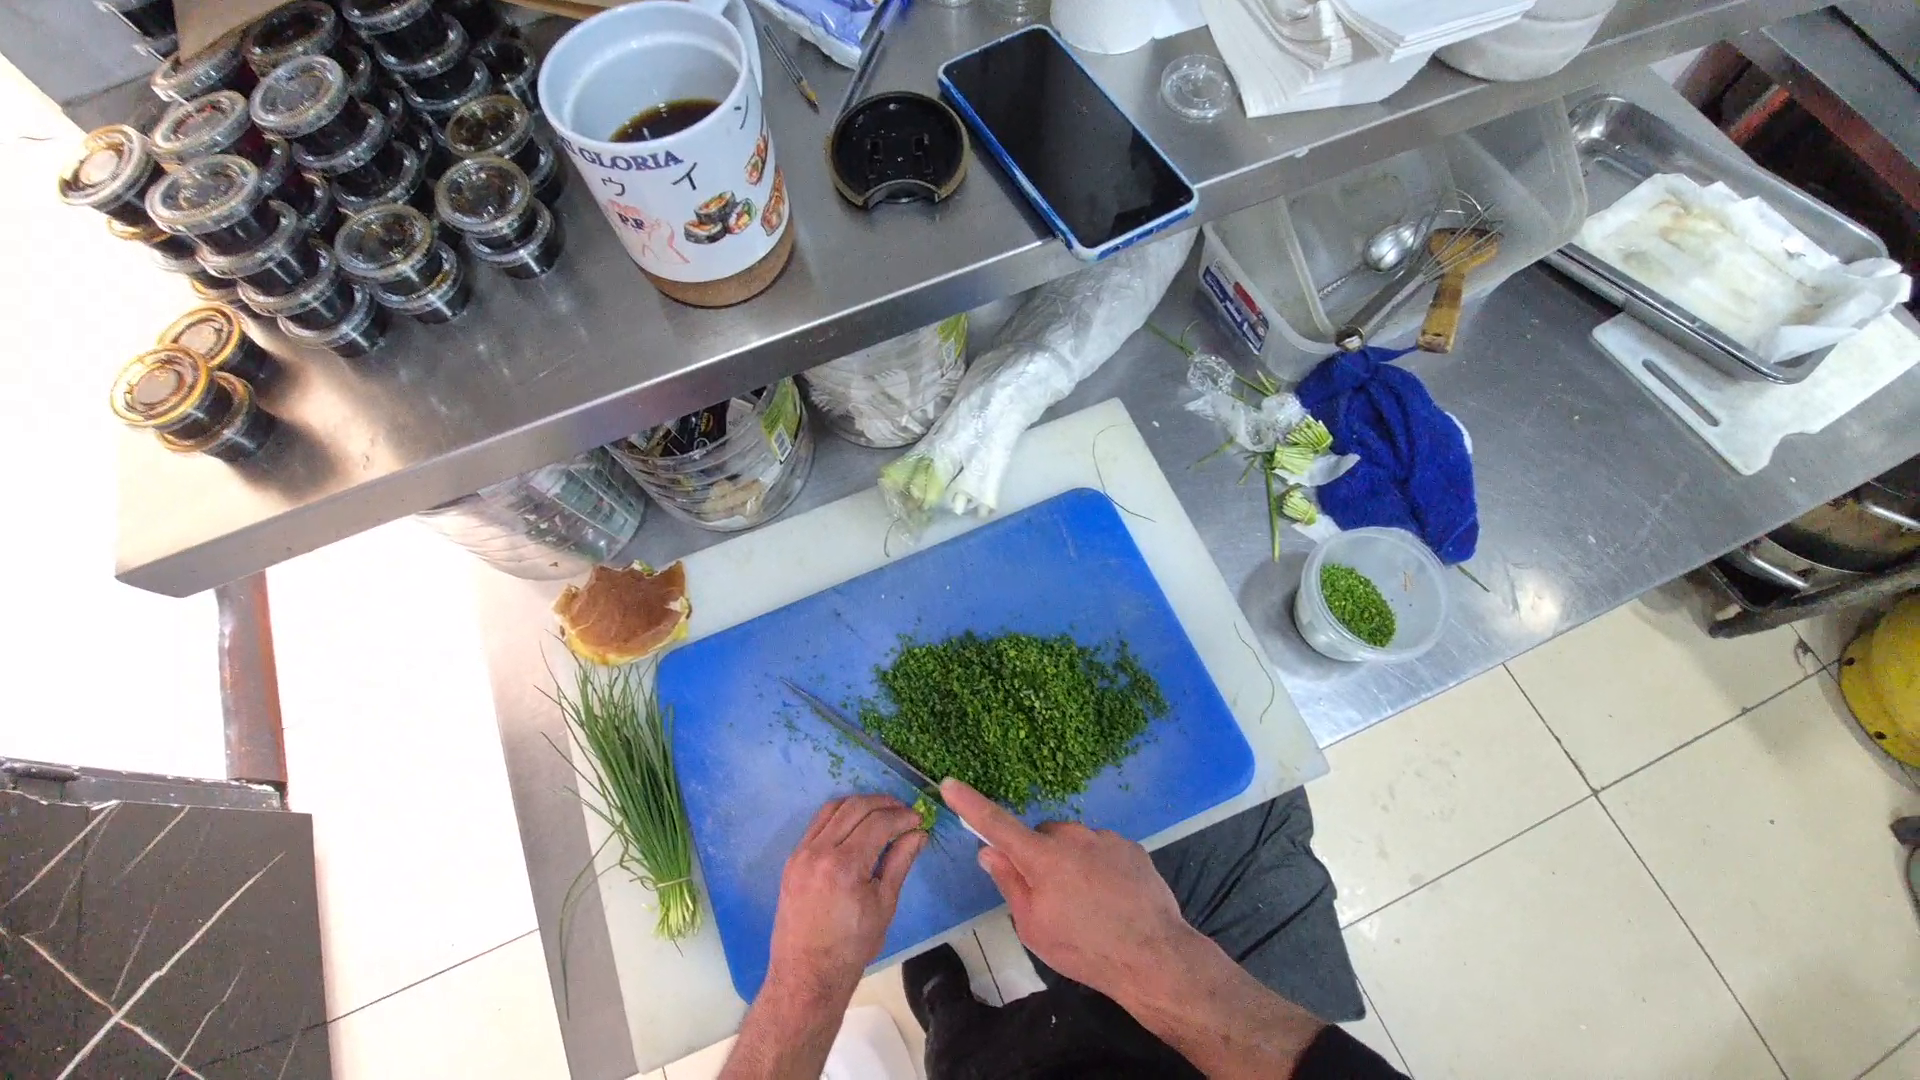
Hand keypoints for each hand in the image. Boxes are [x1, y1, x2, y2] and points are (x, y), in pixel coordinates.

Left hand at [765, 795, 927, 1004]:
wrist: (807, 976)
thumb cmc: (852, 947)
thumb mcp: (884, 905)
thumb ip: (900, 862)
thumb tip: (918, 833)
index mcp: (845, 866)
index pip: (878, 822)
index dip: (902, 816)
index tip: (919, 819)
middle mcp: (819, 851)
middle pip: (855, 807)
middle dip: (884, 803)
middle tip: (904, 812)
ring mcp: (801, 853)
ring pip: (833, 808)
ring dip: (861, 804)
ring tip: (882, 813)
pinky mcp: (792, 860)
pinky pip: (818, 823)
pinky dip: (840, 816)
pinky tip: (856, 825)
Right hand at [941, 777, 1201, 1002]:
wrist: (1153, 956)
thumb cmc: (1084, 948)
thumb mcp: (1034, 927)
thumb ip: (1010, 883)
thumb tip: (990, 852)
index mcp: (1042, 857)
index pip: (997, 824)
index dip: (970, 804)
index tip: (950, 784)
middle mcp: (1072, 836)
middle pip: (1041, 836)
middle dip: (1038, 857)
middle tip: (1050, 897)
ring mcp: (1104, 838)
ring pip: (1073, 842)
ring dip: (1071, 862)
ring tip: (1089, 904)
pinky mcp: (1130, 846)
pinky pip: (1101, 849)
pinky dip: (1098, 866)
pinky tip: (1111, 898)